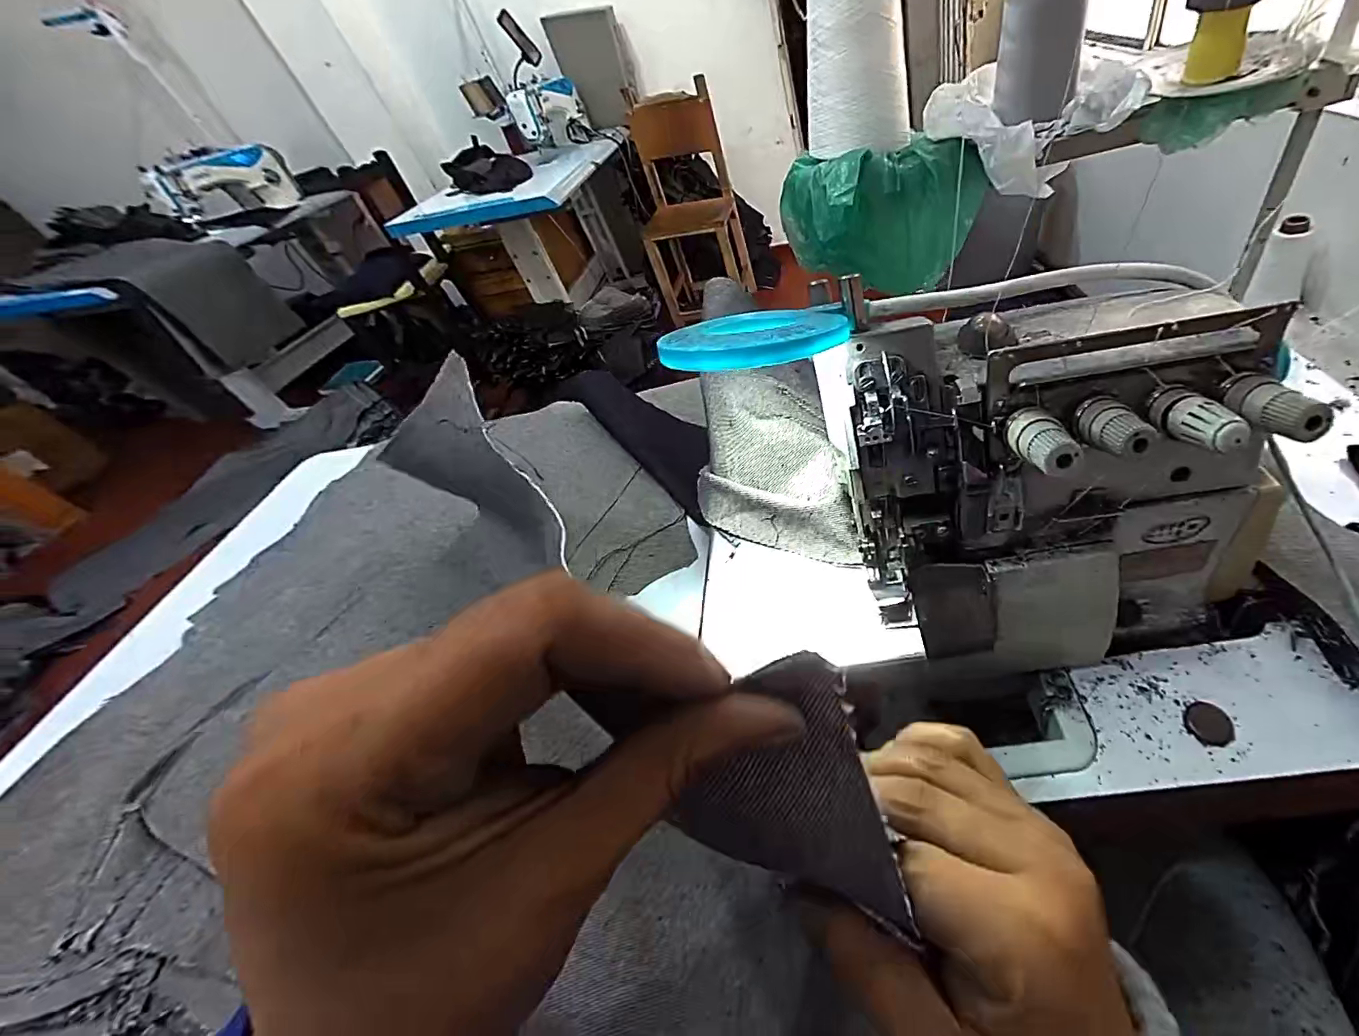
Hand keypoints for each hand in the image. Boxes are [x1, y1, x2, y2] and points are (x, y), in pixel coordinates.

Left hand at [208, 571, 802, 1035]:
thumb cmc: (435, 994)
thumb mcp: (561, 876)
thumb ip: (667, 769)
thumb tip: (775, 711)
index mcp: (347, 757)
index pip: (527, 627)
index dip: (640, 639)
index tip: (716, 687)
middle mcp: (326, 701)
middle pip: (525, 621)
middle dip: (636, 653)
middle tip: (708, 699)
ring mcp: (339, 697)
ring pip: (518, 628)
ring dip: (612, 659)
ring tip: (670, 701)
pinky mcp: (369, 705)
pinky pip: (498, 653)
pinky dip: (575, 672)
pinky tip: (611, 703)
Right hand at [818, 723, 1135, 1034]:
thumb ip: (872, 969)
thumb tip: (807, 890)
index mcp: (1021, 926)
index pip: (914, 859)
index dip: (853, 848)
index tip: (801, 849)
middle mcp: (1038, 855)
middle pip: (928, 793)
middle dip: (863, 791)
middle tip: (810, 808)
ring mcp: (1043, 827)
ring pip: (949, 760)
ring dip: (889, 763)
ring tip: (846, 791)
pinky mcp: (1039, 817)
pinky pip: (976, 758)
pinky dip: (928, 749)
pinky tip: (896, 769)